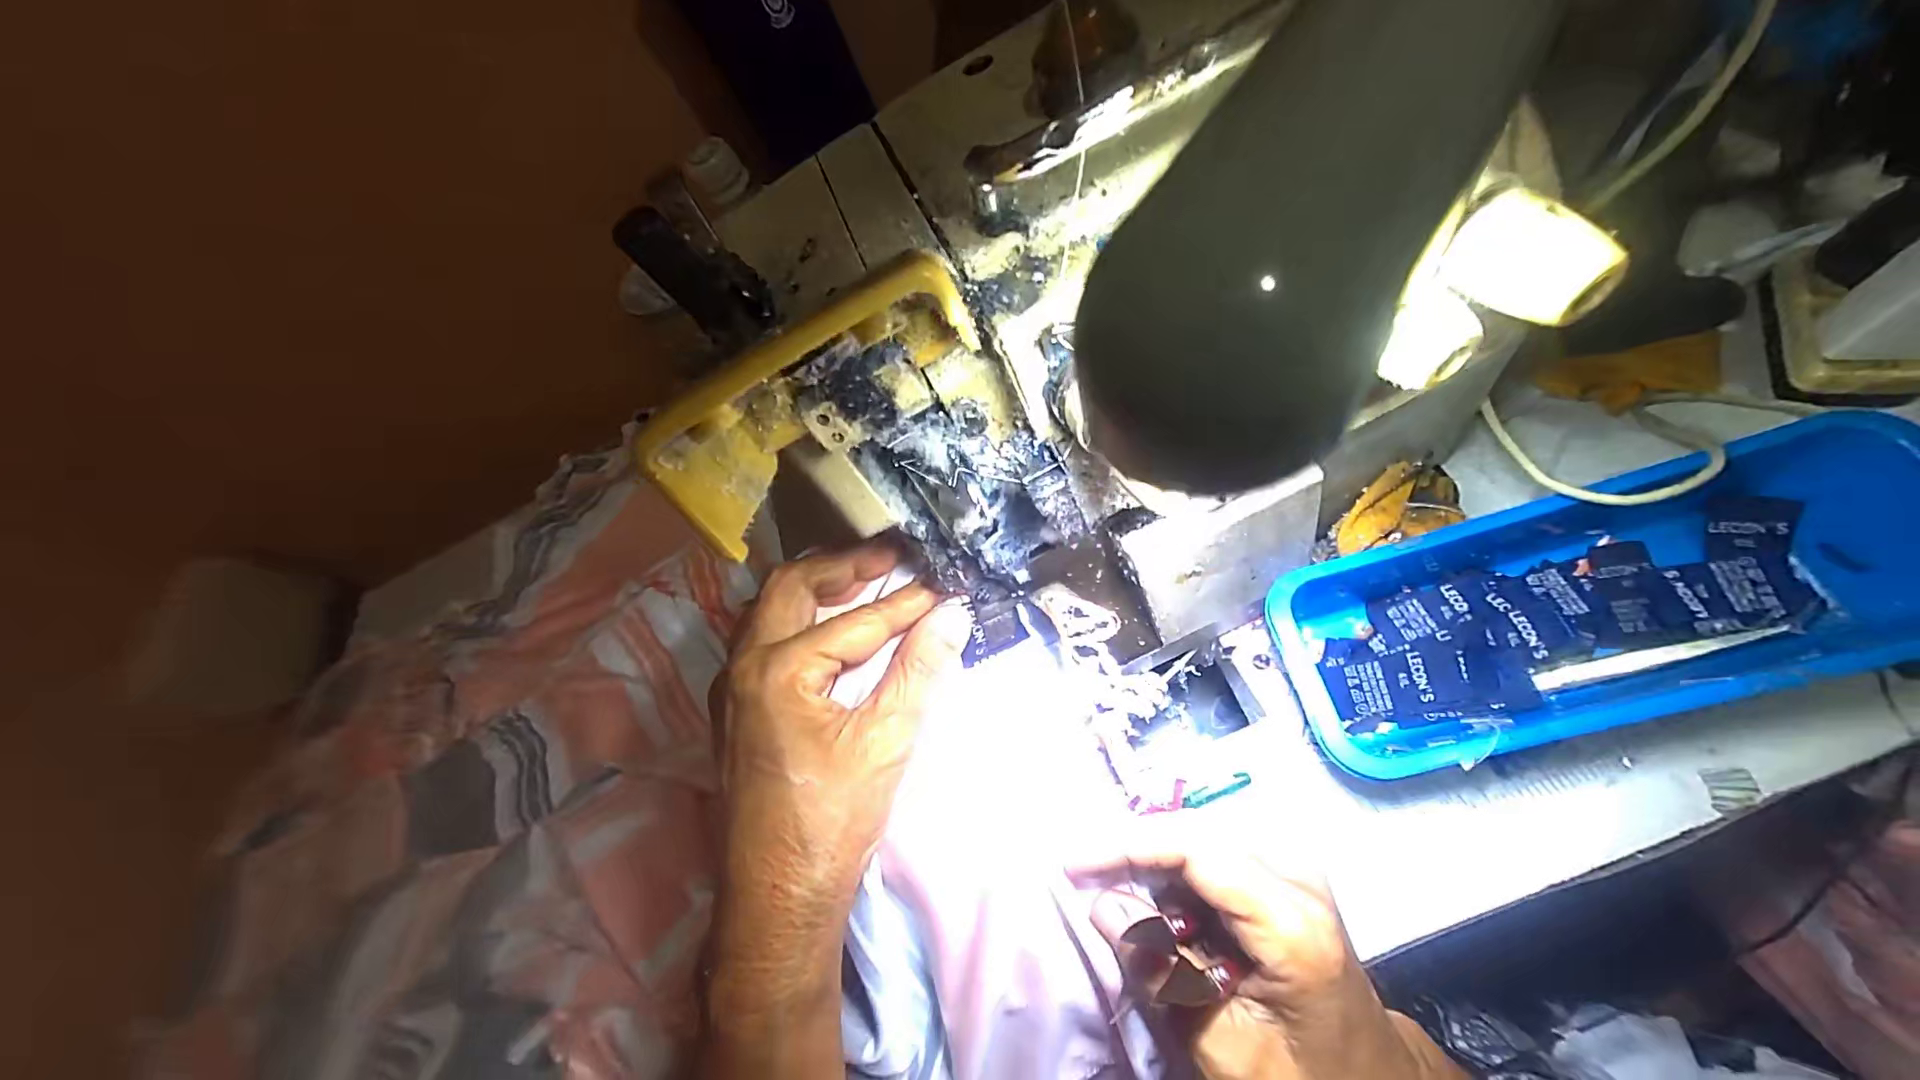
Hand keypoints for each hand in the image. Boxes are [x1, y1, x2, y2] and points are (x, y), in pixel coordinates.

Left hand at [715, 541, 972, 901]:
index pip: (856, 621)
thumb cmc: (833, 819)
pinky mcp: (734, 708)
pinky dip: (798, 619)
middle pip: (791, 587)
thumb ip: (920, 668)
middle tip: (888, 557)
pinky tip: (828, 630)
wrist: (777, 893)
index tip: (940, 586)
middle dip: (842, 566)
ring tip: (860, 580)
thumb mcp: (887, 740)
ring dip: (815, 588)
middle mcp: (743, 665)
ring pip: (768, 609)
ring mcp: (730, 687)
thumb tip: (951, 613)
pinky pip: (762, 639)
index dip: (905, 603)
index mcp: (778, 669)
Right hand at [1075, 819, 1462, 1079]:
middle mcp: (1296, 876)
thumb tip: (1103, 904)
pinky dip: (1175, 873)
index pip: (1193, 851)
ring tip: (1118, 896)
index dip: (1126, 848)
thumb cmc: (1299, 1077)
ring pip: (1199, 837)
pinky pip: (1213, 852)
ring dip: (1153, 863)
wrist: (1367, 1078)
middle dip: (1134, 853)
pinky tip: (1161, 908)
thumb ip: (1162, 972)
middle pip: (1193, 834)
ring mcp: (1293, 867)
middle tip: (1085, 879)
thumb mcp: (1224, 1047)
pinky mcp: (1284, 871)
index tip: (1073, 864)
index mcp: (1290, 921)